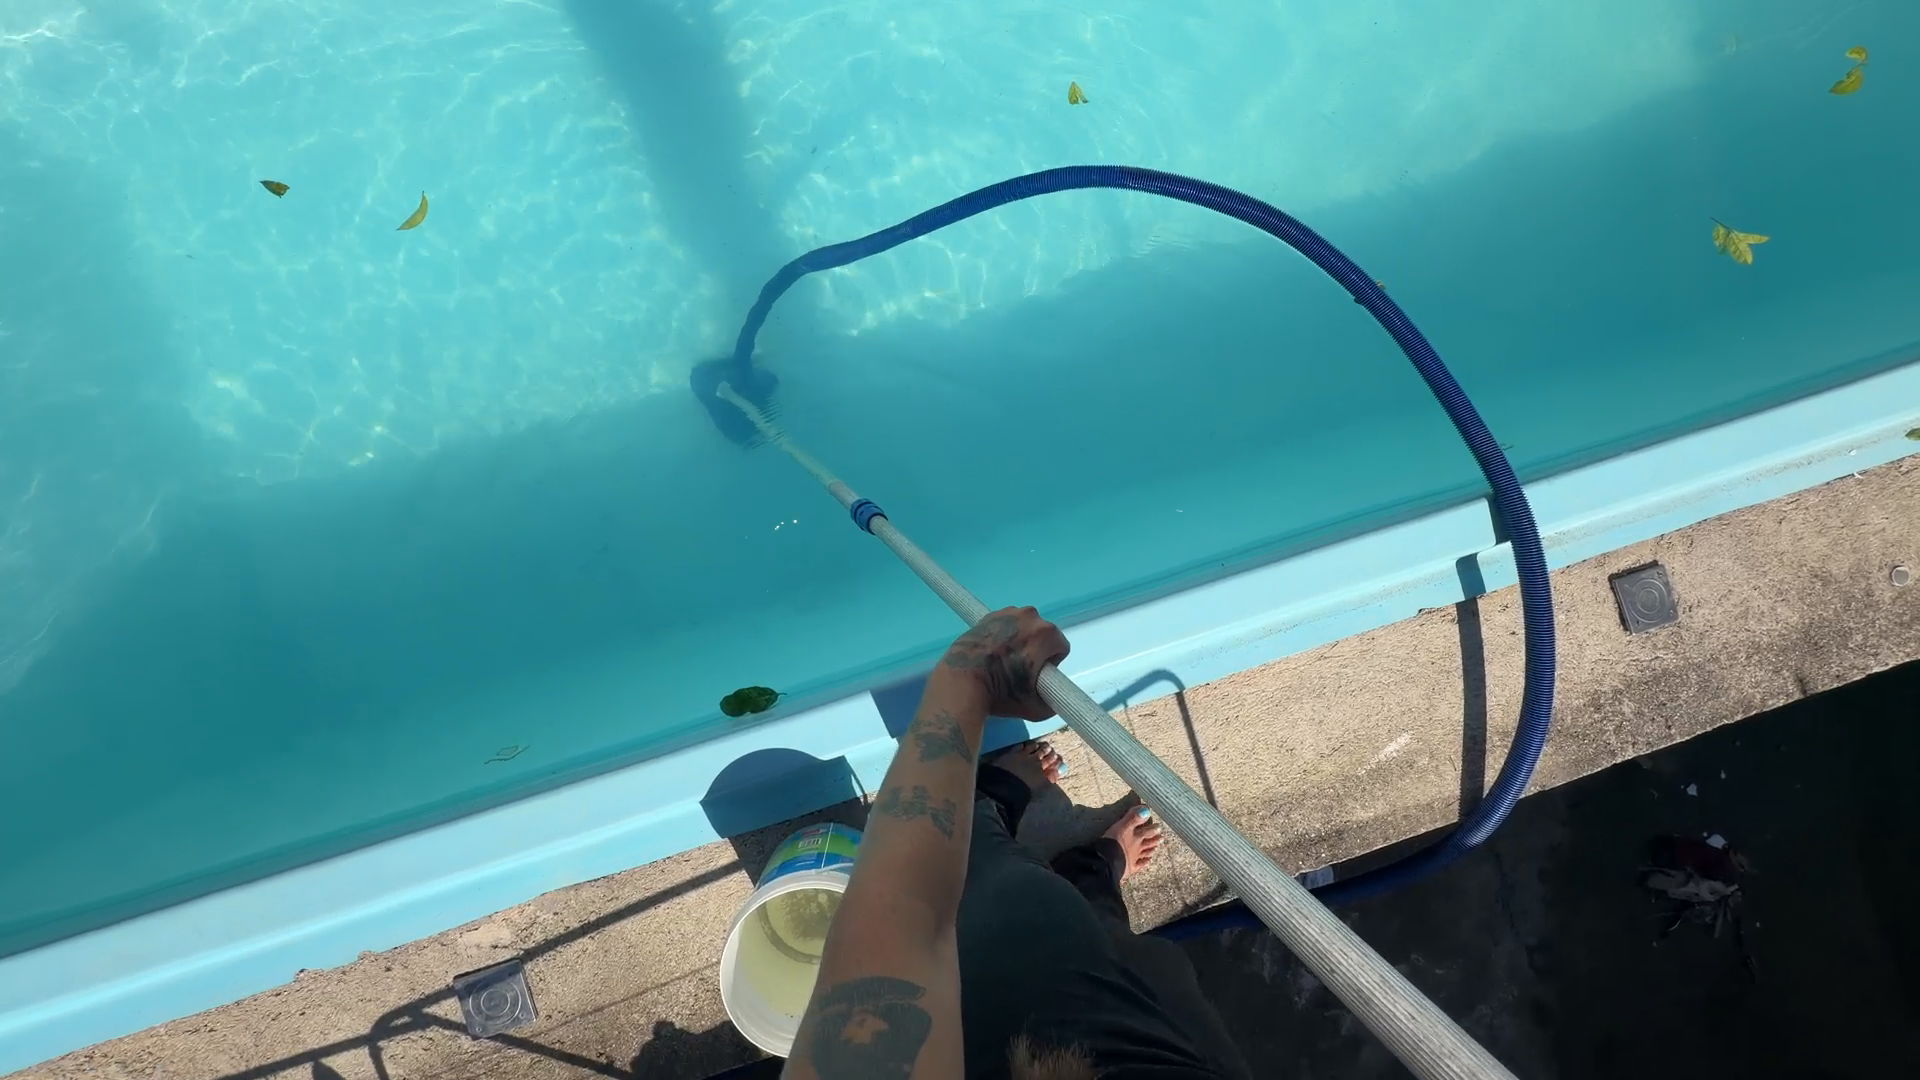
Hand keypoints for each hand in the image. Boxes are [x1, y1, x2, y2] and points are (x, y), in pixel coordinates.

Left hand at [936, 607, 1069, 720]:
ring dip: (1019, 641)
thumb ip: (1053, 701)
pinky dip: (1003, 636)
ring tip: (1004, 661)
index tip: (1036, 675)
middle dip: (1036, 650)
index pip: (1060, 648)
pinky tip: (992, 652)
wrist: (963, 680)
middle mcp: (1030, 616)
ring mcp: (1007, 612)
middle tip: (1019, 669)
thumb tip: (1051, 696)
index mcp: (1046, 633)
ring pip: (1023, 628)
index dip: (1051, 664)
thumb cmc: (1003, 692)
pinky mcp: (988, 615)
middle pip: (1042, 635)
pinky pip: (1005, 625)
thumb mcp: (1037, 709)